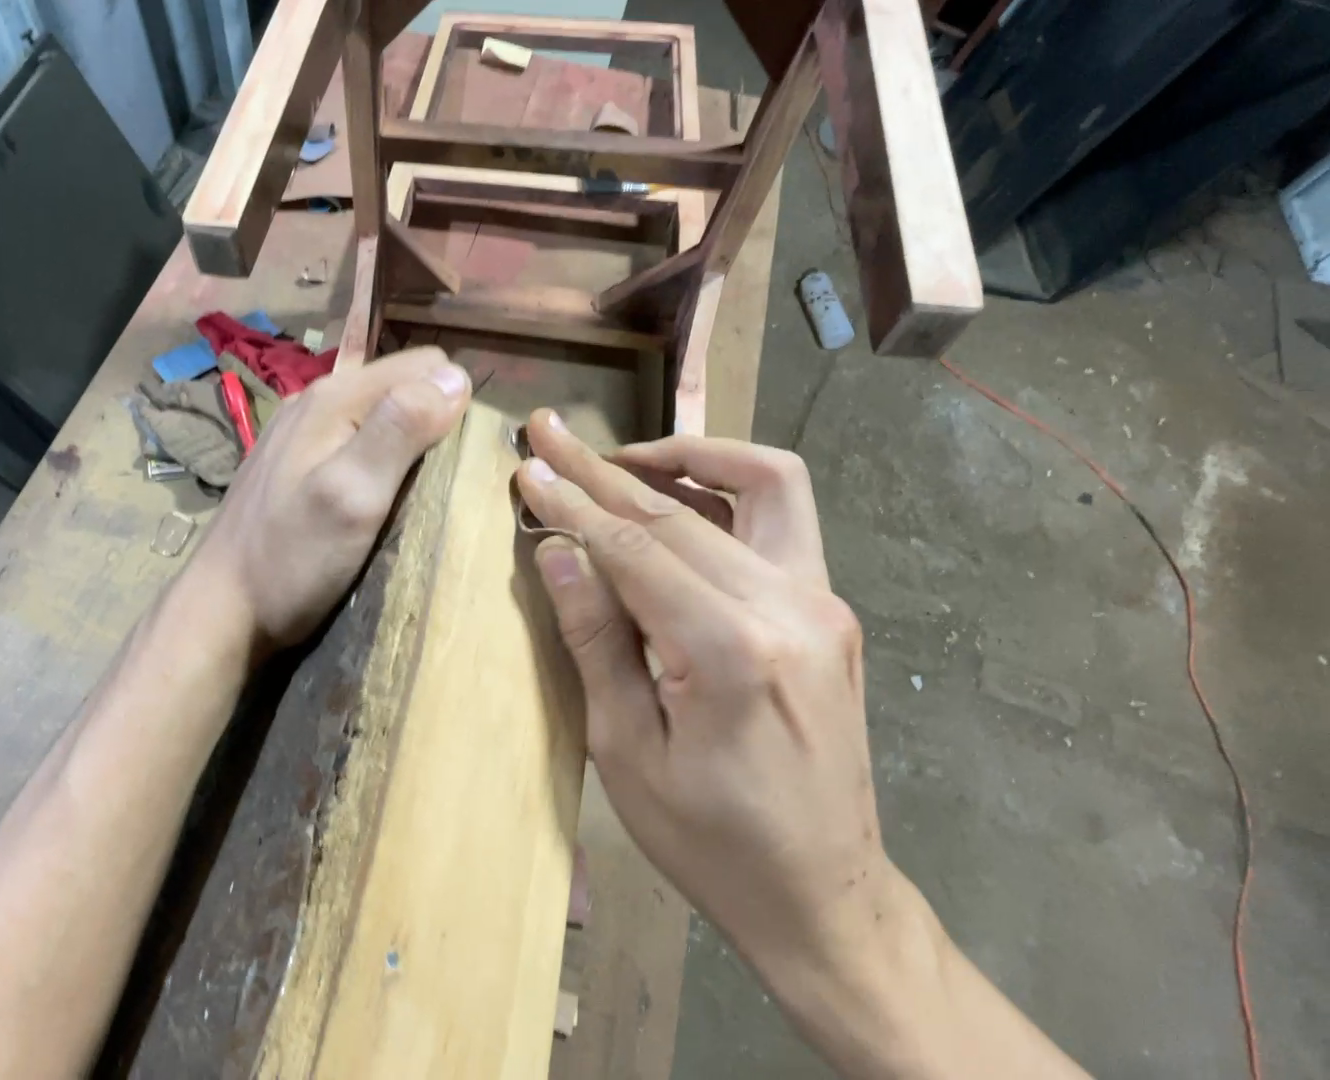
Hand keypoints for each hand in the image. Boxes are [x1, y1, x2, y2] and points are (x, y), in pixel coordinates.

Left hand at [185, 346, 470, 653]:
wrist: (223, 609)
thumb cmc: (291, 558)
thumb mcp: (353, 495)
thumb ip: (399, 430)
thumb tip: (457, 378)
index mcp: (336, 398)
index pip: (427, 366)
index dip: (454, 403)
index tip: (462, 458)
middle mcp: (318, 402)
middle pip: (404, 387)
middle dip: (435, 422)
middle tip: (441, 483)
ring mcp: (303, 433)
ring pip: (382, 416)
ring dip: (409, 446)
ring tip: (417, 497)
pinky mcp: (298, 464)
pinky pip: (358, 443)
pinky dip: (381, 464)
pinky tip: (379, 502)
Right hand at [513, 408, 889, 973]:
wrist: (821, 893)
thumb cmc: (707, 842)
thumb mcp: (625, 752)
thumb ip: (595, 640)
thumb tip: (558, 552)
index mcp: (729, 653)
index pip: (635, 548)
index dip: (573, 503)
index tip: (527, 465)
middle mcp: (790, 609)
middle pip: (683, 511)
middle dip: (605, 470)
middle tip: (549, 434)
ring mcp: (824, 605)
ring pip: (761, 486)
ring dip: (685, 459)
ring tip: (618, 459)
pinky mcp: (831, 612)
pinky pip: (781, 521)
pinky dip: (726, 493)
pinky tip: (676, 502)